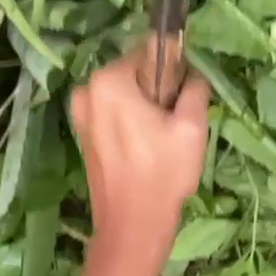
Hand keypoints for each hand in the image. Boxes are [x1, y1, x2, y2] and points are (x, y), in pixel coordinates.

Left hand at [69, 47, 210, 274]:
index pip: (150, 52)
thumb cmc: (163, 172)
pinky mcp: (84, 134)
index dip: (174, 71)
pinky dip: (133, 123)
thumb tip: (193, 77)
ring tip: (164, 140)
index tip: (185, 97)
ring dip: (147, 109)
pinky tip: (148, 149)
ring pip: (126, 96)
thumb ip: (195, 89)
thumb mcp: (193, 126)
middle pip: (136, 74)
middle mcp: (87, 90)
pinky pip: (115, 114)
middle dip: (159, 91)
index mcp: (109, 81)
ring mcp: (81, 114)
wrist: (133, 224)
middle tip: (177, 124)